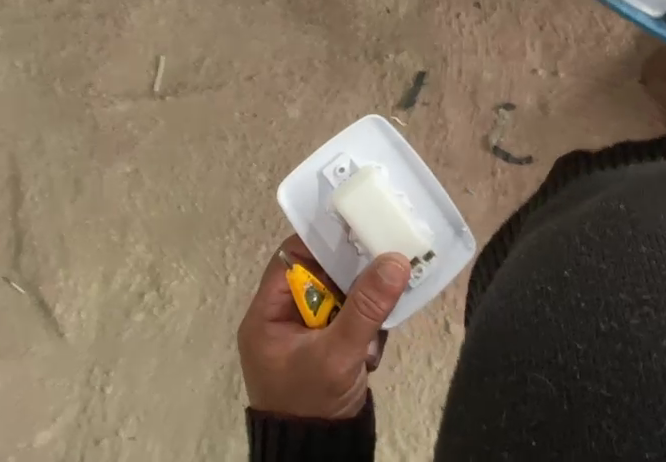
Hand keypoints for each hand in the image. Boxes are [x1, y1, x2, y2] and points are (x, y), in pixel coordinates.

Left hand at [238, 237, 411, 419]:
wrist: (319, 455)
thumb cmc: (312, 402)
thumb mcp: (338, 355)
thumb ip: (365, 307)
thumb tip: (395, 259)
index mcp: (269, 314)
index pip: (293, 257)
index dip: (324, 240)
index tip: (360, 227)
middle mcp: (287, 316)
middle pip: (324, 271)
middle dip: (355, 270)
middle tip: (387, 256)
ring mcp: (311, 330)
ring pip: (344, 290)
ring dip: (367, 298)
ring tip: (388, 301)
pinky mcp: (332, 343)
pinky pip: (355, 312)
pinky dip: (371, 318)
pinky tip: (382, 331)